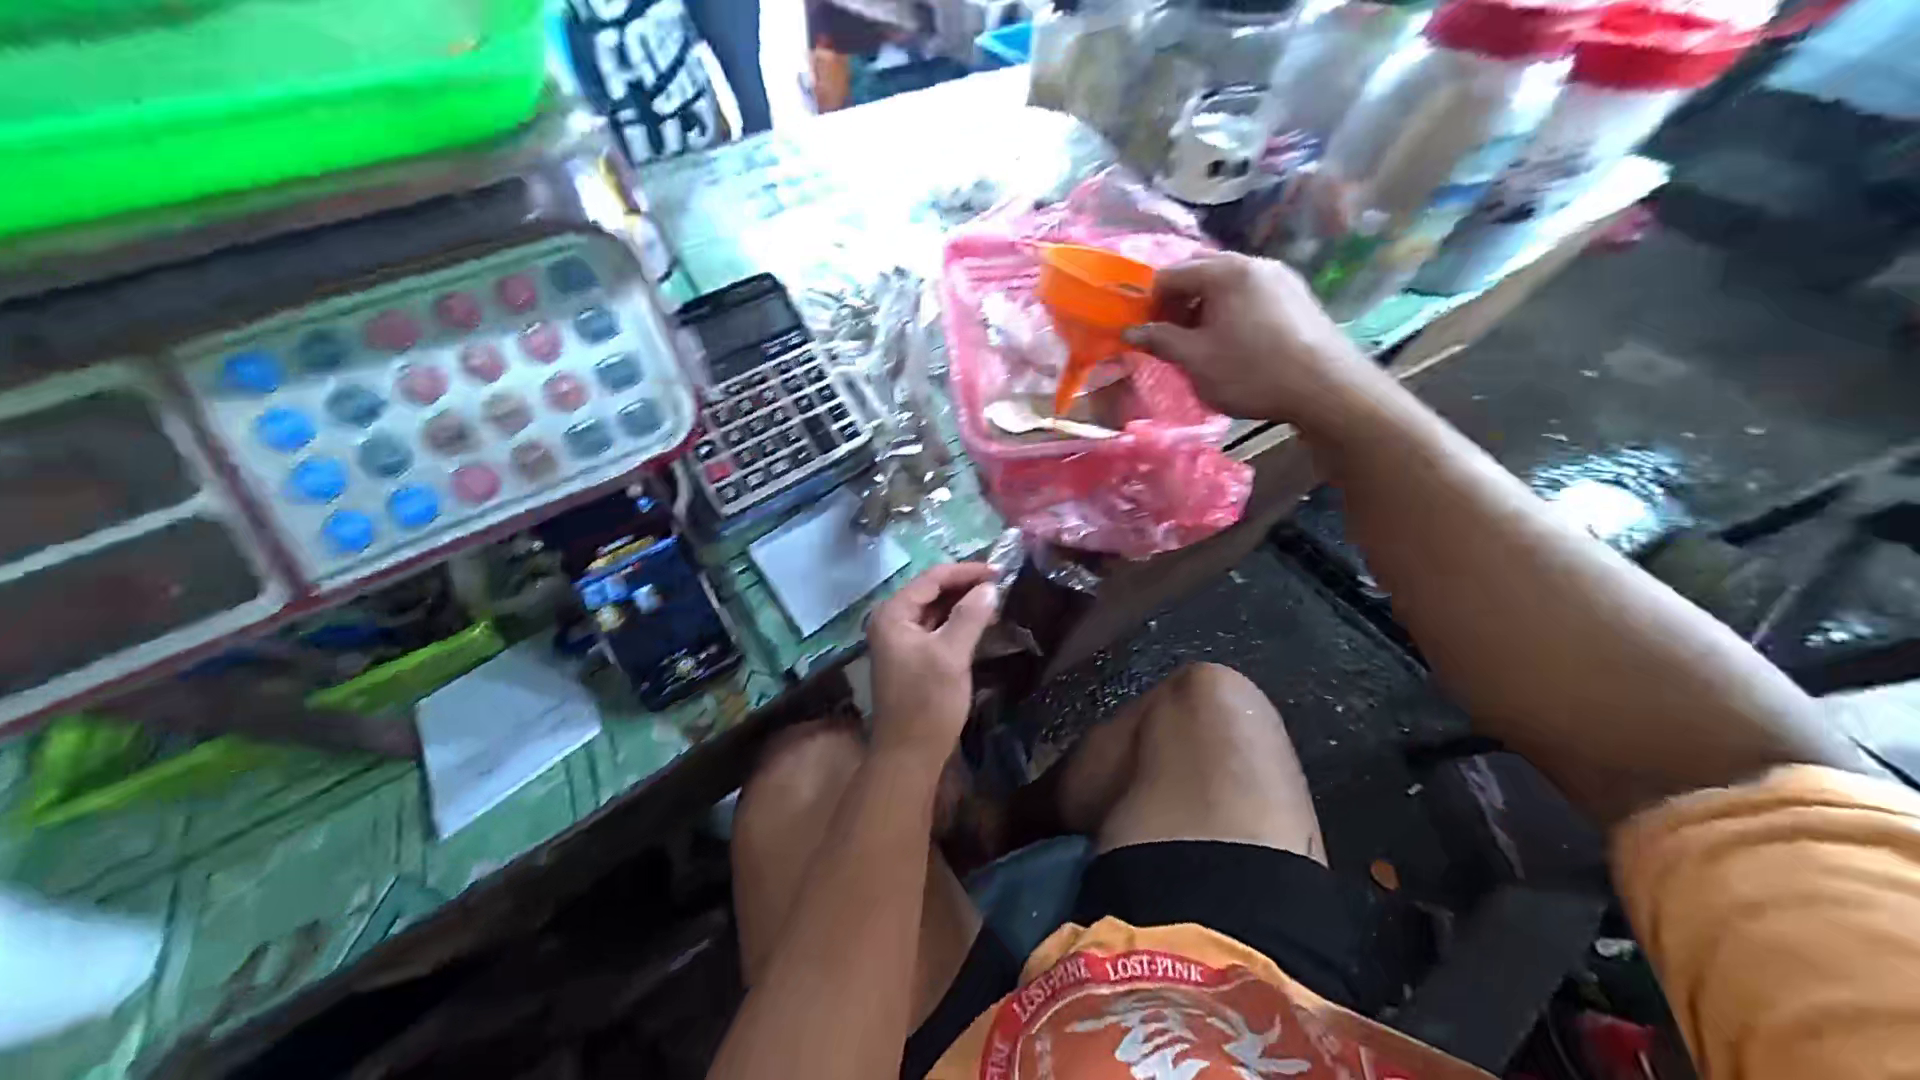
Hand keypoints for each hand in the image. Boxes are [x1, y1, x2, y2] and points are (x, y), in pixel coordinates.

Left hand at [866, 563, 999, 769]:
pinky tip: (981, 620)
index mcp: (893, 614)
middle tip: (1001, 581)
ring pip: (935, 609)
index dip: (966, 571)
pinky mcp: (912, 656)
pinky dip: (958, 621)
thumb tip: (990, 587)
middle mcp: (891, 621)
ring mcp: (900, 640)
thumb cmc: (928, 702)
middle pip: (931, 591)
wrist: (909, 754)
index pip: (932, 578)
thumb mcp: (951, 655)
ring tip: (996, 597)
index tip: (999, 570)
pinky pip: (936, 627)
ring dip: (963, 602)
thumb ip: (970, 616)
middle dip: (965, 584)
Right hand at [1126, 253, 1384, 426]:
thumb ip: (1160, 340)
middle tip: (1171, 338)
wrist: (1326, 388)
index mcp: (1225, 271)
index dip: (1150, 303)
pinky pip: (1250, 295)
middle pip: (1200, 273)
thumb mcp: (1196, 359)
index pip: (1170, 274)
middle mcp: (1253, 263)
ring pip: (1226, 284)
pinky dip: (1231, 312)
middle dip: (1178, 303)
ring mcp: (1279, 277)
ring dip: (1204, 309)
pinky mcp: (1296, 297)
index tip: (1146, 334)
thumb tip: (1130, 331)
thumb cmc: (1251, 371)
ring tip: (1200, 345)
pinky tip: (1233, 344)